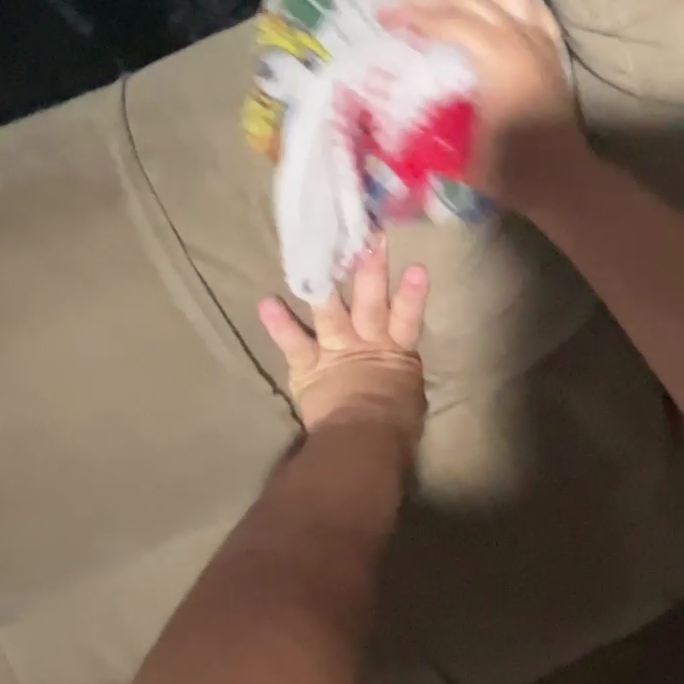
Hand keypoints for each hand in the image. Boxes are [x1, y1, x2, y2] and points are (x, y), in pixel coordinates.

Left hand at [257, 240, 429, 452]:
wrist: (362, 447)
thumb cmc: (394, 428)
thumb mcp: (410, 397)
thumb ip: (404, 376)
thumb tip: (402, 374)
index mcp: (398, 350)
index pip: (409, 316)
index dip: (413, 293)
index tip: (417, 265)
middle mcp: (368, 341)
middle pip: (372, 300)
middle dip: (371, 268)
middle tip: (369, 236)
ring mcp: (335, 350)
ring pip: (331, 311)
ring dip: (325, 283)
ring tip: (313, 252)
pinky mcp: (307, 367)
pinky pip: (293, 342)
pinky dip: (280, 323)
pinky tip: (266, 301)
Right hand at [378, 0, 589, 207]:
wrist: (562, 181)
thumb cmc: (510, 169)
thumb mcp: (457, 146)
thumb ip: (429, 115)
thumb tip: (397, 96)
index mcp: (497, 58)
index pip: (447, 20)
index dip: (412, 15)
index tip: (384, 18)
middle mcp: (522, 38)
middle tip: (398, 6)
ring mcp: (541, 41)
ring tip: (441, 3)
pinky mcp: (552, 50)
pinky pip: (530, 6)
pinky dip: (503, 0)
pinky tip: (486, 8)